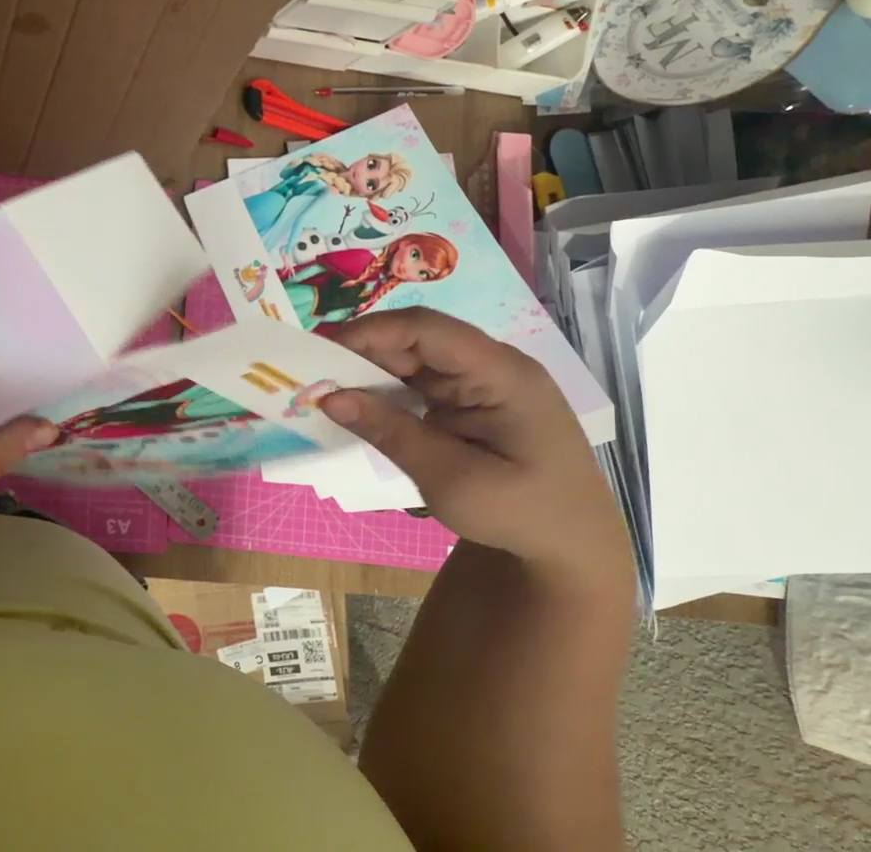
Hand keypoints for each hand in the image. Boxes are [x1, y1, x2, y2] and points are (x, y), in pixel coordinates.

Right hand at [318, 308, 627, 581]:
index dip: (370, 331)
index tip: (319, 352)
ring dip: (364, 373)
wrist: (570, 548)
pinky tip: (352, 406)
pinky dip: (379, 392)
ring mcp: (478, 384)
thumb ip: (392, 433)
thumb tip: (329, 397)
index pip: (427, 329)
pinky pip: (413, 383)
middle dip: (359, 352)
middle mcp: (491, 368)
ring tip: (321, 390)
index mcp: (503, 375)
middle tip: (308, 375)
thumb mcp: (453, 480)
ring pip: (408, 359)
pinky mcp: (465, 402)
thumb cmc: (521, 515)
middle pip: (414, 340)